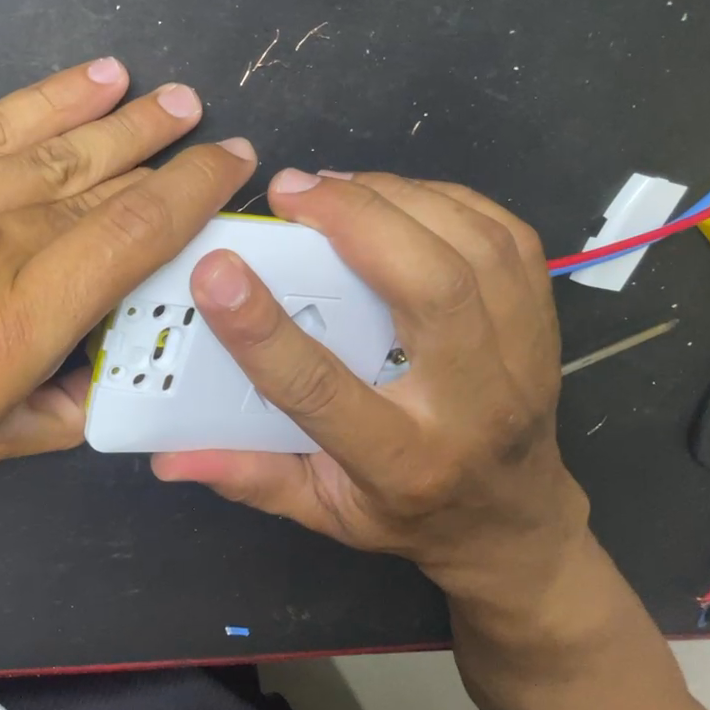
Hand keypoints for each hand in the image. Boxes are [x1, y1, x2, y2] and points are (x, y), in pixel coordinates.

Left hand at [0, 60, 256, 535]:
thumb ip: (63, 403)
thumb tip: (111, 366)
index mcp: (8, 328)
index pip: (125, 238)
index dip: (187, 196)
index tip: (224, 168)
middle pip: (89, 185)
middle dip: (158, 153)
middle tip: (205, 127)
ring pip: (39, 147)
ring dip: (109, 118)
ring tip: (157, 98)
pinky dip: (36, 104)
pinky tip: (82, 85)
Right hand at [150, 171, 587, 596]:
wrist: (514, 523)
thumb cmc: (405, 515)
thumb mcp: (319, 510)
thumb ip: (248, 477)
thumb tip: (165, 459)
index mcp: (399, 459)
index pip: (322, 387)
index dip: (264, 328)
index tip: (216, 270)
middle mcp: (471, 403)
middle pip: (431, 288)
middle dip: (358, 222)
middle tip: (291, 192)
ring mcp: (520, 358)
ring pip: (475, 249)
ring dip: (398, 200)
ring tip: (332, 186)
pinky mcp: (543, 322)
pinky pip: (505, 236)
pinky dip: (444, 200)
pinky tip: (391, 197)